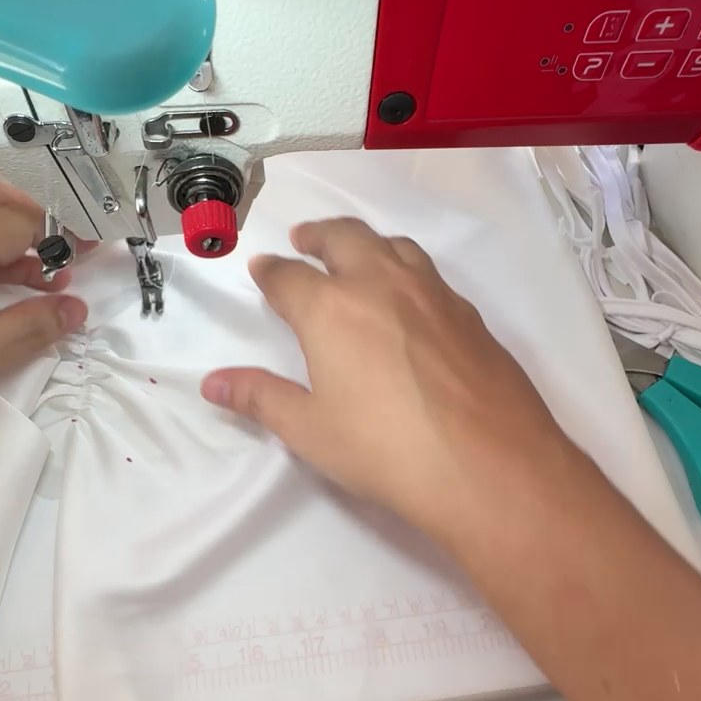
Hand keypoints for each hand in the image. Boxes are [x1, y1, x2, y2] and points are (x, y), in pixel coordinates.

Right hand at [201, 218, 589, 539]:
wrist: (488, 465)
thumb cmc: (385, 450)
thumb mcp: (310, 430)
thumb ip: (260, 398)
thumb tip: (212, 383)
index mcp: (331, 309)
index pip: (289, 278)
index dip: (270, 272)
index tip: (262, 269)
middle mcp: (382, 285)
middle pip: (345, 239)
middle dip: (318, 235)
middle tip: (304, 239)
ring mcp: (433, 295)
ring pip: (394, 246)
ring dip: (367, 243)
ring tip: (357, 256)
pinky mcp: (470, 315)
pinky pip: (430, 274)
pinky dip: (407, 270)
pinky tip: (410, 300)